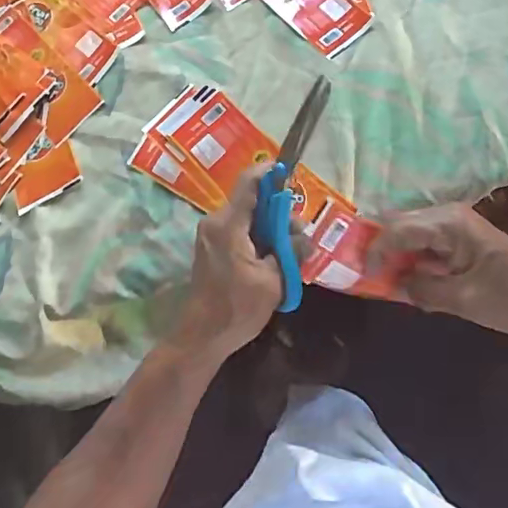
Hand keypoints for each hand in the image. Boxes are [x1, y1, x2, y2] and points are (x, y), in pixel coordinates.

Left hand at [171, 164, 284, 364]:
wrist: (202, 336)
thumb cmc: (237, 308)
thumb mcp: (273, 281)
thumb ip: (289, 251)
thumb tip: (305, 236)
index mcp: (228, 224)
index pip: (249, 183)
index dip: (269, 172)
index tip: (289, 171)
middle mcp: (216, 221)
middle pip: (251, 200)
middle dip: (278, 211)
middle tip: (299, 234)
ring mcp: (211, 234)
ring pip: (246, 216)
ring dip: (269, 226)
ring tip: (290, 251)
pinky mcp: (212, 246)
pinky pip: (239, 229)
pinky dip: (257, 236)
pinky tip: (274, 256)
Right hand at [370, 203, 507, 337]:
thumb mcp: (464, 300)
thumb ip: (423, 290)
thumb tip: (393, 286)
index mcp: (448, 222)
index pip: (397, 228)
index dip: (374, 249)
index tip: (359, 272)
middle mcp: (447, 216)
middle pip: (398, 225)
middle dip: (377, 248)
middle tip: (358, 272)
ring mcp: (452, 227)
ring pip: (407, 235)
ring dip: (391, 255)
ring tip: (373, 277)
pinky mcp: (457, 241)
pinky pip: (422, 245)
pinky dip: (408, 260)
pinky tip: (400, 279)